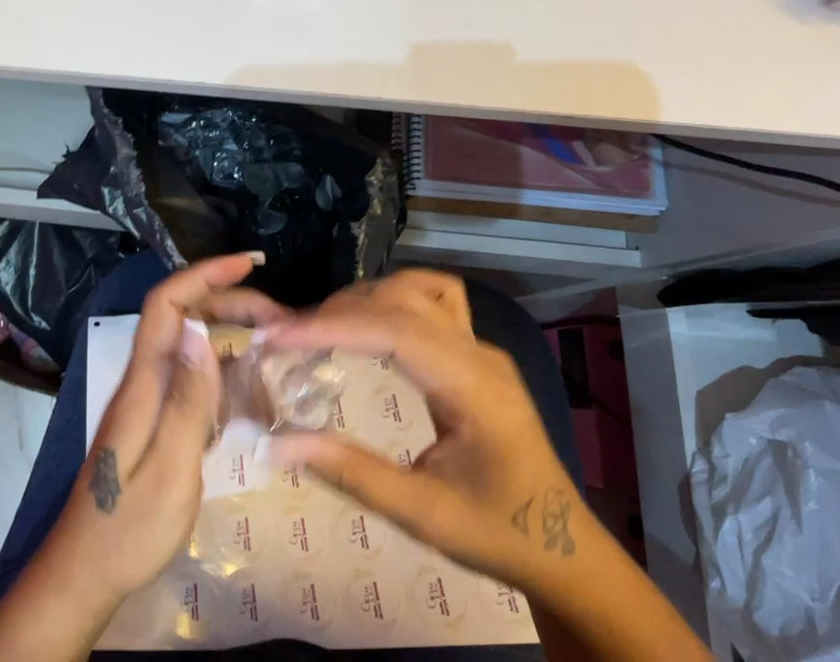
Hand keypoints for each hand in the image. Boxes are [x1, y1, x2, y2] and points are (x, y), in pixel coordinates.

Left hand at [41, 253, 290, 601]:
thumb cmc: (129, 528)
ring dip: (232, 337)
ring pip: (190, 349)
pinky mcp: (155, 425)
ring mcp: (147, 403)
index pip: (166, 305)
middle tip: (283, 320)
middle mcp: (143, 382)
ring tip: (280, 349)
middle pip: (182, 319)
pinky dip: (225, 376)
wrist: (86, 571)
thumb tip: (200, 330)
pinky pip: (192, 383)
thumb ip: (187, 401)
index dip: (204, 274)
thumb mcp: (170, 469)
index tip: (250, 263)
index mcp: (142, 383)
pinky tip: (257, 393)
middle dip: (230, 302)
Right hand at [264, 270, 581, 592]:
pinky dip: (393, 301)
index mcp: (476, 390)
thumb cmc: (497, 534)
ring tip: (320, 328)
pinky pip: (434, 304)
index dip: (332, 327)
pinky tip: (367, 324)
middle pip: (405, 301)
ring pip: (420, 291)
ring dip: (366, 299)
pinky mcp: (477, 357)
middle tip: (286, 338)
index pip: (397, 333)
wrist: (563, 548)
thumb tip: (278, 443)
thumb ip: (351, 473)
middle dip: (339, 311)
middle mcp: (482, 357)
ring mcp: (483, 352)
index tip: (276, 337)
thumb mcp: (422, 514)